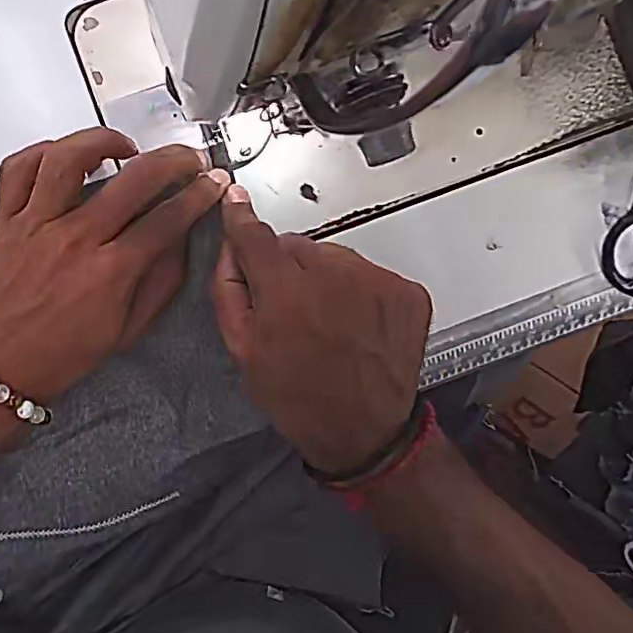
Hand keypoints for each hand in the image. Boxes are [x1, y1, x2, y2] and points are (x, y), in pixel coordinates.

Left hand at [0, 129, 229, 467]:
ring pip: (69, 158)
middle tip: (186, 159)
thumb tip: (181, 238)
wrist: (2, 365)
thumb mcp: (127, 328)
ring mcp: (35, 226)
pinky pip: (17, 169)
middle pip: (134, 179)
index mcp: (109, 273)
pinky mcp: (6, 221)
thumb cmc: (62, 353)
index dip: (199, 195)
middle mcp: (73, 241)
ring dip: (104, 140)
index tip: (210, 184)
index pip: (168, 218)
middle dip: (174, 160)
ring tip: (125, 148)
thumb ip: (160, 282)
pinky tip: (66, 156)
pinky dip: (42, 151)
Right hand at [212, 185, 432, 474]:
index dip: (240, 217)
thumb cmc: (299, 397)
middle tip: (289, 310)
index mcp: (285, 291)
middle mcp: (332, 276)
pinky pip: (367, 271)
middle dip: (285, 268)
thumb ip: (228, 290)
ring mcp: (374, 281)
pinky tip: (352, 323)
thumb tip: (230, 251)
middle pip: (295, 245)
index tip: (236, 201)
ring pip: (333, 256)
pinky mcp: (404, 291)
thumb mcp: (242, 349)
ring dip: (323, 278)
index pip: (255, 233)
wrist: (361, 431)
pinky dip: (357, 289)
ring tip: (325, 321)